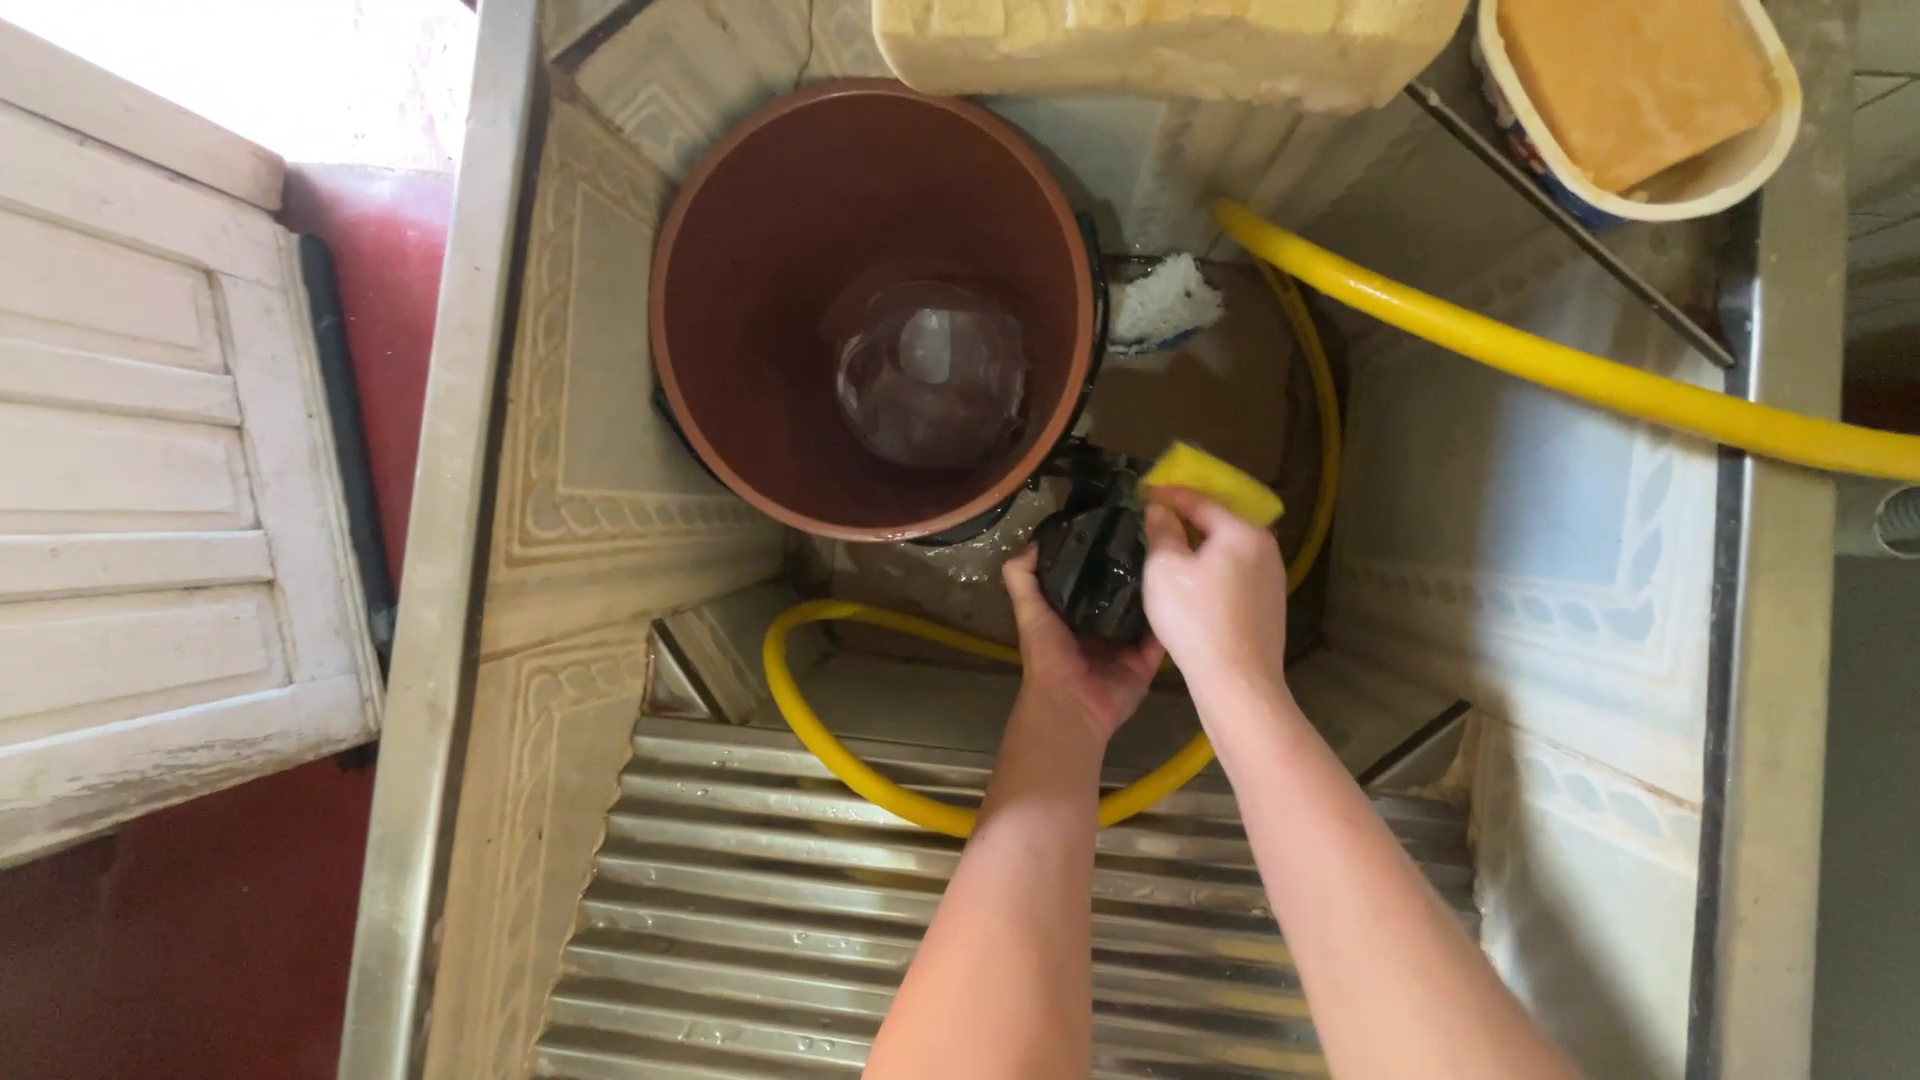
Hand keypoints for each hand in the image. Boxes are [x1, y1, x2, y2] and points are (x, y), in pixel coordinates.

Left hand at [1001, 547, 1165, 740]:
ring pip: (1144, 614)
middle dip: (1132, 573)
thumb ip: (1023, 579)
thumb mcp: (1029, 610)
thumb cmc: (1047, 655)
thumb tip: (1035, 542)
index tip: (1116, 528)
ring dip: (1155, 593)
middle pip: (1120, 596)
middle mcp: (1100, 629)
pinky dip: (1171, 621)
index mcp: (1072, 617)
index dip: (1098, 559)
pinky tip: (1182, 593)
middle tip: (1152, 541)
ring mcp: (1125, 646)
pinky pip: (1161, 638)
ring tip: (1171, 560)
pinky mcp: (1144, 662)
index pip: (1089, 581)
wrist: (1070, 703)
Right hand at [1142, 487, 1289, 700]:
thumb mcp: (1164, 568)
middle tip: (1151, 526)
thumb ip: (1162, 530)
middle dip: (1184, 523)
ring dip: (1198, 550)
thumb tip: (1161, 509)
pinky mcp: (1269, 606)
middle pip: (1217, 525)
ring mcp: (1272, 579)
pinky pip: (1234, 576)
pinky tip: (1192, 589)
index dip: (1167, 495)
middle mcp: (1265, 549)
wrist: (1236, 680)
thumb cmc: (1195, 618)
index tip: (1140, 495)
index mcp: (1243, 532)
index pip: (1199, 501)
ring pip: (1226, 552)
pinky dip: (1211, 573)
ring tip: (1168, 556)